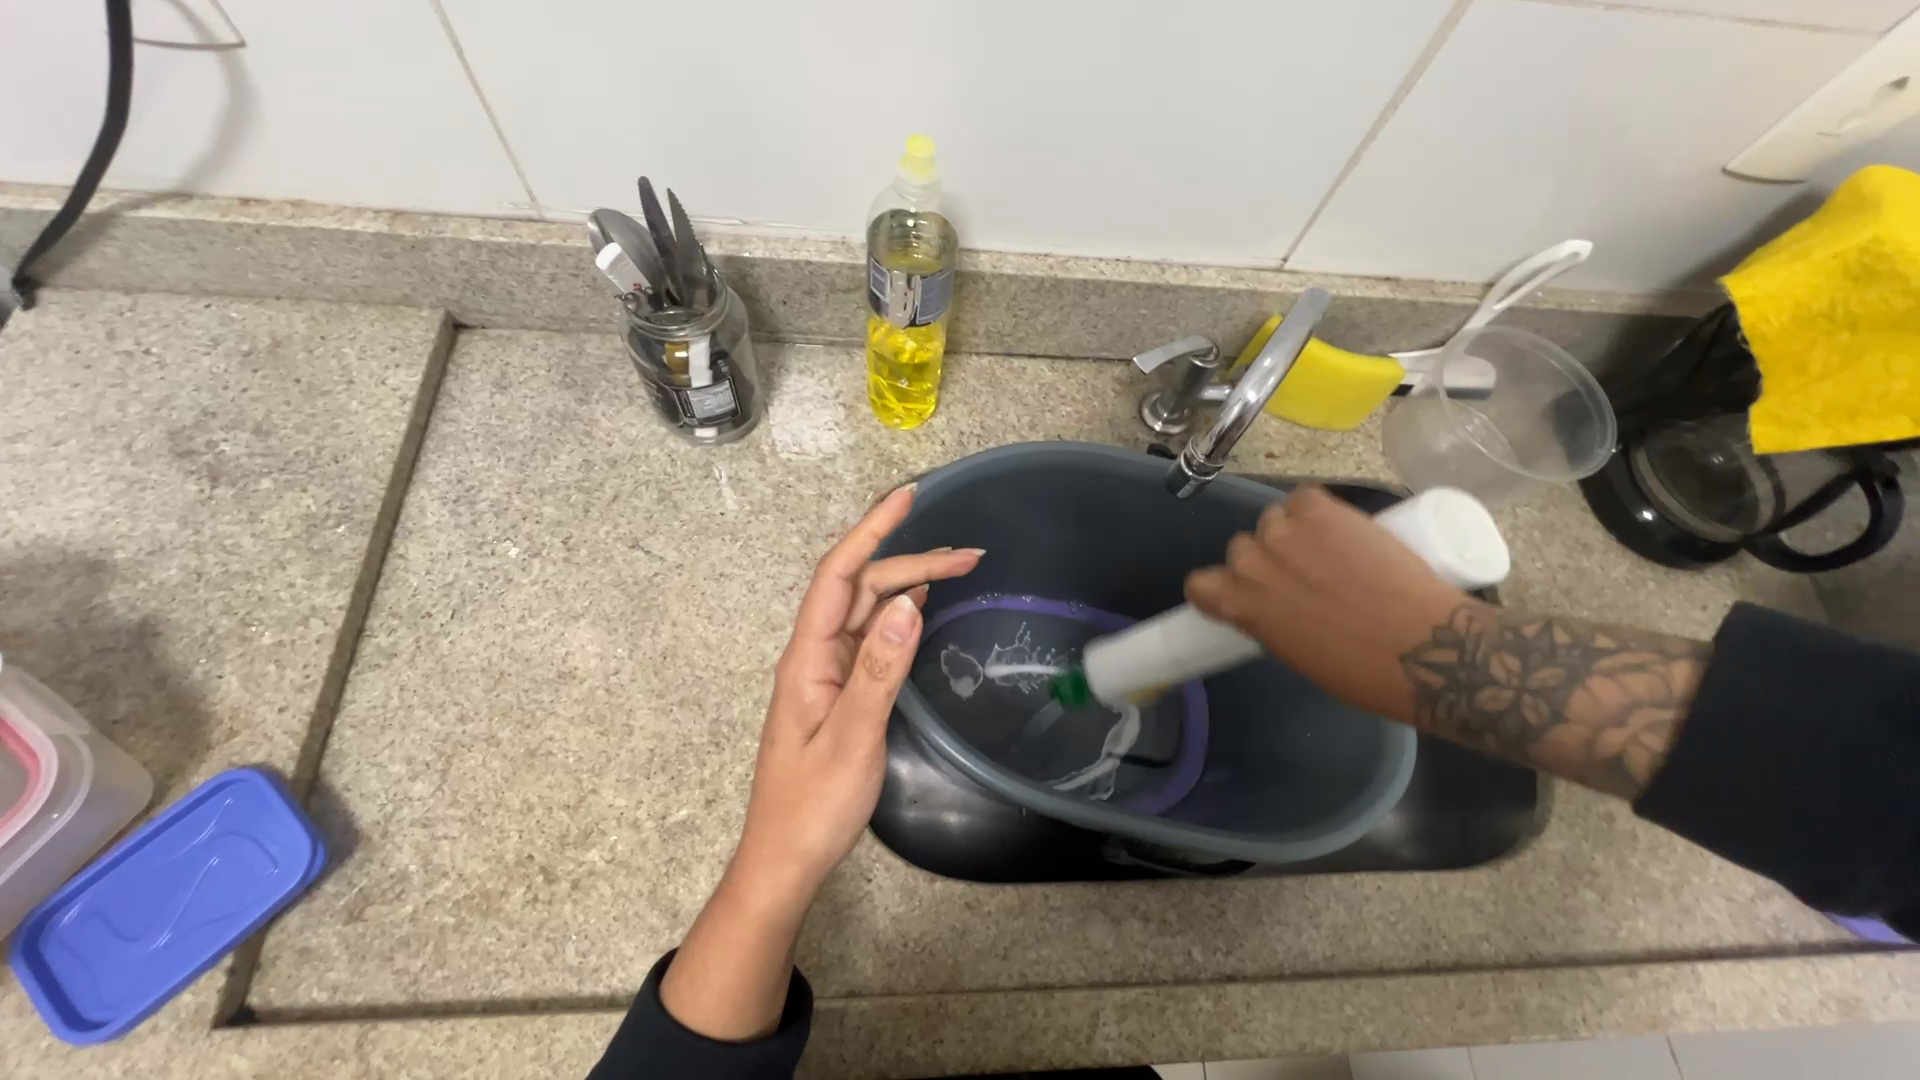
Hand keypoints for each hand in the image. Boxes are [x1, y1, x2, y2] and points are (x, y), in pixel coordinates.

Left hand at [660, 485, 978, 1041]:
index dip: (871, 531)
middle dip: (909, 561)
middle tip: (969, 556)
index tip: (908, 497)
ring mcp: (827, 673)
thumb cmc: (812, 806)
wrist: (785, 859)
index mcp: (807, 658)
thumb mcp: (852, 739)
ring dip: (907, 584)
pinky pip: (869, 638)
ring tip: (957, 567)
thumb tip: (904, 604)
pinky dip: (897, 614)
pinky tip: (917, 603)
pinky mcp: (840, 692)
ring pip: (866, 611)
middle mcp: (815, 655)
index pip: (838, 575)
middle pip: (859, 588)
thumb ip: (878, 671)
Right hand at [1184, 485, 1465, 722]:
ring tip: (1329, 551)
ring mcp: (1286, 532)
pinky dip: (1316, 512)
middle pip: (1242, 548)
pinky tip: (1339, 529)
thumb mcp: (1294, 655)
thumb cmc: (1359, 670)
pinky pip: (1304, 499)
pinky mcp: (1323, 510)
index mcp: (1238, 604)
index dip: (1222, 586)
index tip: (1247, 592)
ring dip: (1292, 533)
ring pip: (1274, 521)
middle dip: (1267, 560)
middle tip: (1303, 577)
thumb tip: (1275, 609)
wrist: (1424, 647)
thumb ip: (1270, 623)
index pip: (1201, 582)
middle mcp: (1252, 563)